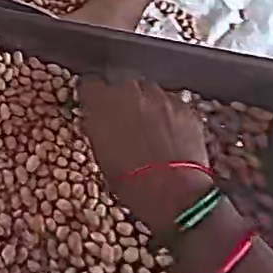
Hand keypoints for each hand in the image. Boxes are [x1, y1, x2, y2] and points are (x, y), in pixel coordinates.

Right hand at [78, 72, 209, 231]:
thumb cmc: (128, 179)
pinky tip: (167, 127)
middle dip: (119, 93)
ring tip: (146, 119)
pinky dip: (166, 109)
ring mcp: (159, 97)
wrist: (172, 192)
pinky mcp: (183, 107)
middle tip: (121, 112)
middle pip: (120, 80)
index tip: (93, 101)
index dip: (91, 93)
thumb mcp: (99, 151)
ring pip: (147, 88)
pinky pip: (170, 100)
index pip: (89, 84)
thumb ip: (96, 124)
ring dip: (143, 99)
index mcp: (101, 103)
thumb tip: (95, 116)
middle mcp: (129, 92)